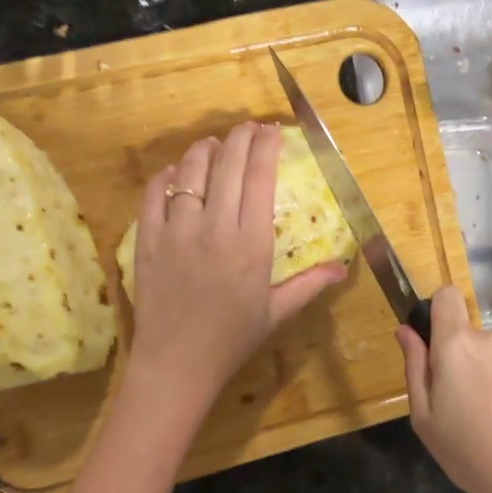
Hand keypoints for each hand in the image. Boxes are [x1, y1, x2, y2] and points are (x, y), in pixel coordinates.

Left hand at [126, 122, 346, 405]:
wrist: (178, 362)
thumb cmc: (232, 341)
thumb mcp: (275, 314)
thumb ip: (308, 285)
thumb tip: (343, 270)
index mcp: (251, 244)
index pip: (260, 176)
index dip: (266, 146)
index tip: (272, 132)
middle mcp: (214, 227)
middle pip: (228, 163)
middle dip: (240, 138)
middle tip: (248, 129)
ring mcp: (176, 229)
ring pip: (190, 169)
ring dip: (204, 150)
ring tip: (214, 146)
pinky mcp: (147, 237)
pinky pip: (155, 191)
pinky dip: (168, 174)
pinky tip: (176, 172)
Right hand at [396, 288, 491, 492]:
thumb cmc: (469, 452)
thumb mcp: (425, 418)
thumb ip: (415, 368)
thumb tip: (405, 332)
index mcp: (457, 345)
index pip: (447, 296)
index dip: (436, 313)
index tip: (431, 345)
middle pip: (467, 334)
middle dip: (458, 359)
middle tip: (455, 405)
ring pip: (490, 354)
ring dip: (483, 375)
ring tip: (483, 419)